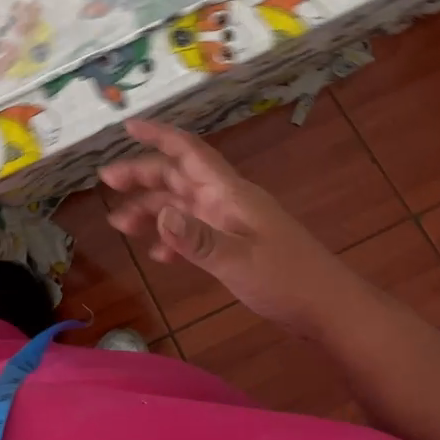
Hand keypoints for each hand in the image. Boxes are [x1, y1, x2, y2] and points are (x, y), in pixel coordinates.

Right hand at [99, 119, 367, 337]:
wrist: (333, 312)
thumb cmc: (288, 280)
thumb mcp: (238, 261)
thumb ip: (196, 237)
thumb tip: (158, 211)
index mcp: (228, 192)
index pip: (188, 150)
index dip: (158, 135)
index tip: (127, 127)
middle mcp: (225, 199)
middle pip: (177, 176)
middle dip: (141, 176)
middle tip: (106, 182)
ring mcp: (229, 222)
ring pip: (181, 205)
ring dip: (151, 210)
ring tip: (119, 224)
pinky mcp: (234, 245)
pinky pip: (193, 231)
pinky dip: (172, 238)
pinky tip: (158, 255)